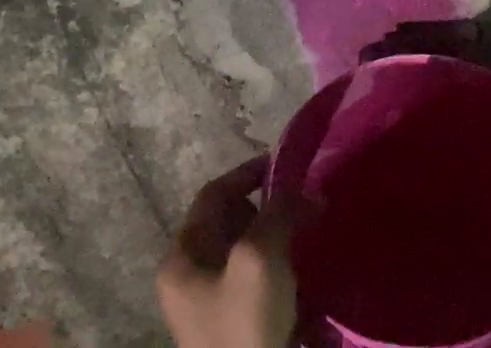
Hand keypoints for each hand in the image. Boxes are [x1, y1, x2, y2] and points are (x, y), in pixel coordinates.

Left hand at [156, 155, 299, 347]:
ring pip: (242, 249)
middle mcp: (187, 277)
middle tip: (302, 201)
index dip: (248, 173)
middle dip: (265, 204)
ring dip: (274, 234)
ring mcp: (207, 305)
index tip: (286, 165)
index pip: (212, 194)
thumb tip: (304, 192)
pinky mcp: (230, 325)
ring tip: (308, 231)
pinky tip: (302, 269)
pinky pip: (253, 278)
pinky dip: (277, 264)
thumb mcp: (260, 258)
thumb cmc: (244, 325)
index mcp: (181, 257)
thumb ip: (279, 212)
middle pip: (227, 220)